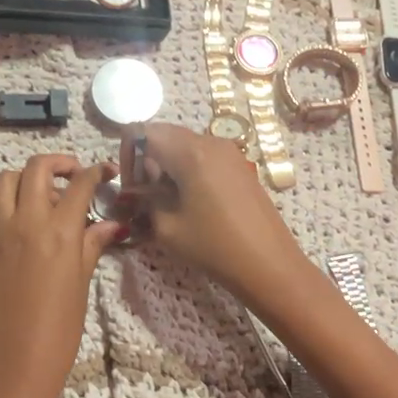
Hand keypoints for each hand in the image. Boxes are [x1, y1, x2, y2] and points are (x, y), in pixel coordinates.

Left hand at [0, 155, 121, 397]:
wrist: (11, 365)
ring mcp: (1, 232)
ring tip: (49, 196)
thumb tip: (110, 224)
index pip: (79, 184)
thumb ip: (91, 245)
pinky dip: (14, 201)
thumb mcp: (81, 284)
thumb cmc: (58, 331)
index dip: (96, 171)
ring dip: (29, 177)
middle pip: (37, 168)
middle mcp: (27, 222)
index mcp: (58, 231)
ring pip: (8, 179)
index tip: (108, 172)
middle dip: (60, 163)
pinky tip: (32, 224)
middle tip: (76, 178)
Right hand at [117, 123, 309, 309]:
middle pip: (163, 134)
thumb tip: (135, 190)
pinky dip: (187, 169)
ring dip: (166, 165)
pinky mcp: (240, 166)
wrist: (270, 265)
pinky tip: (191, 202)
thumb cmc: (214, 246)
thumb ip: (144, 199)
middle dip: (145, 160)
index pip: (142, 132)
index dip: (127, 156)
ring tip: (167, 201)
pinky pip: (203, 155)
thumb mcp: (167, 226)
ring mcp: (229, 152)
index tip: (132, 187)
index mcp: (189, 151)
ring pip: (183, 144)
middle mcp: (210, 141)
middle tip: (145, 195)